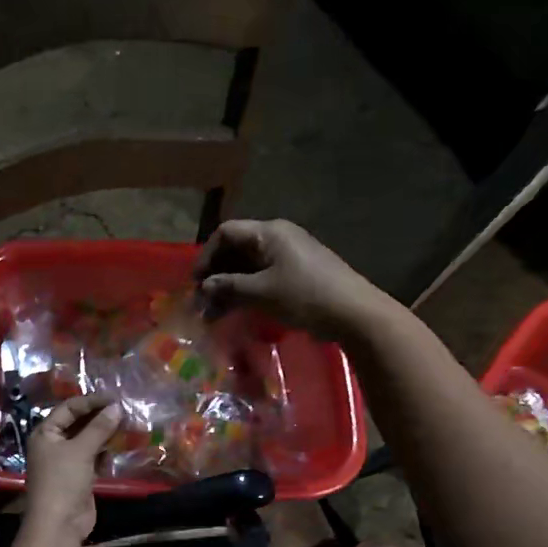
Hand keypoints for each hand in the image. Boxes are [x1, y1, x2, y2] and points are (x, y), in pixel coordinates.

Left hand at [25, 394, 122, 539]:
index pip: (68, 408)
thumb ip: (99, 428)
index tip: (114, 399)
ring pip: (88, 441)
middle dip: (100, 417)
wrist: (59, 523)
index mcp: (45, 433)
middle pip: (79, 423)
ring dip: (106, 434)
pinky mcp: (80, 476)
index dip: (91, 401)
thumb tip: (117, 407)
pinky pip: (94, 457)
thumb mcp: (81, 450)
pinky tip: (121, 446)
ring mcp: (67, 461)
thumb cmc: (63, 481)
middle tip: (125, 410)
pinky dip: (106, 452)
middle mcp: (54, 444)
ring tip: (128, 425)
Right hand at [193, 219, 396, 341]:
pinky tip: (238, 311)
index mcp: (269, 232)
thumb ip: (229, 287)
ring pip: (249, 266)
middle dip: (216, 276)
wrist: (352, 312)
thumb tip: (204, 286)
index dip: (206, 256)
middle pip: (237, 249)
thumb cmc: (304, 295)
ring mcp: (290, 255)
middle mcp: (278, 237)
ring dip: (230, 288)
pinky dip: (247, 292)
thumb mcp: (261, 292)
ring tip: (216, 314)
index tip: (195, 283)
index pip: (226, 233)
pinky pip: (263, 276)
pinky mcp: (297, 274)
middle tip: (202, 303)